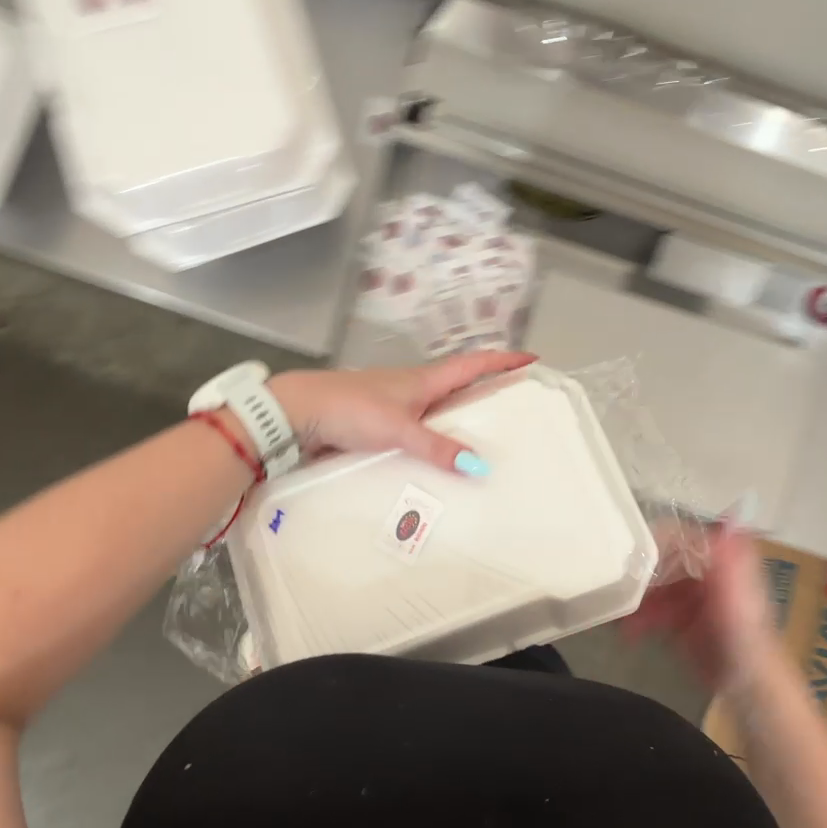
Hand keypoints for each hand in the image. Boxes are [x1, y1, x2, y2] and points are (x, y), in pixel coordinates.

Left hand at [269, 351, 537, 474]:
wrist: (295, 414)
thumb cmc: (349, 408)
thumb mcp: (398, 427)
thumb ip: (437, 447)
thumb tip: (480, 466)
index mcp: (422, 381)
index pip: (472, 364)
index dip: (502, 361)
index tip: (531, 360)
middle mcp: (410, 390)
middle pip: (457, 388)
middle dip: (485, 395)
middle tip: (514, 412)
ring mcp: (391, 408)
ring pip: (434, 414)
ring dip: (457, 424)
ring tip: (482, 447)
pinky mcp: (374, 427)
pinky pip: (413, 436)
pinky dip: (430, 446)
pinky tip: (436, 467)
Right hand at [622, 523, 790, 692]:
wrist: (749, 686)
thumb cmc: (745, 638)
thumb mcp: (739, 596)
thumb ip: (731, 560)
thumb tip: (730, 519)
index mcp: (722, 563)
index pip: (684, 538)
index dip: (658, 541)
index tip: (632, 552)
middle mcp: (705, 575)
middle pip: (663, 562)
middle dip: (640, 575)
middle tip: (618, 585)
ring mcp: (691, 599)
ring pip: (654, 588)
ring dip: (636, 599)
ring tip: (618, 614)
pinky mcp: (680, 622)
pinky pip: (653, 612)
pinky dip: (638, 619)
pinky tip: (628, 632)